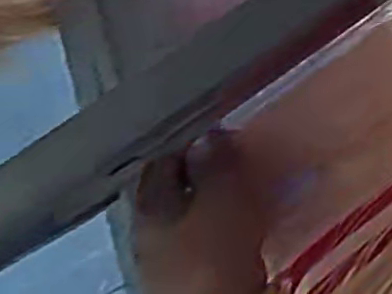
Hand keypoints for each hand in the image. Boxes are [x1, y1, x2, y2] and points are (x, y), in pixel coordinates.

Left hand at [134, 131, 269, 293]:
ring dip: (213, 188)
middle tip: (237, 147)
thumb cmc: (215, 248)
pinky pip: (201, 227)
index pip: (161, 160)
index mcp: (148, 206)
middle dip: (203, 164)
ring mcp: (163, 252)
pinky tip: (239, 210)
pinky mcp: (184, 268)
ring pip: (187, 206)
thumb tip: (208, 134)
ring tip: (244, 174)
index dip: (190, 139)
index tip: (222, 123)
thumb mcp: (222, 196)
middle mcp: (147, 228)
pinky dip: (219, 212)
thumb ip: (214, 163)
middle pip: (173, 184)